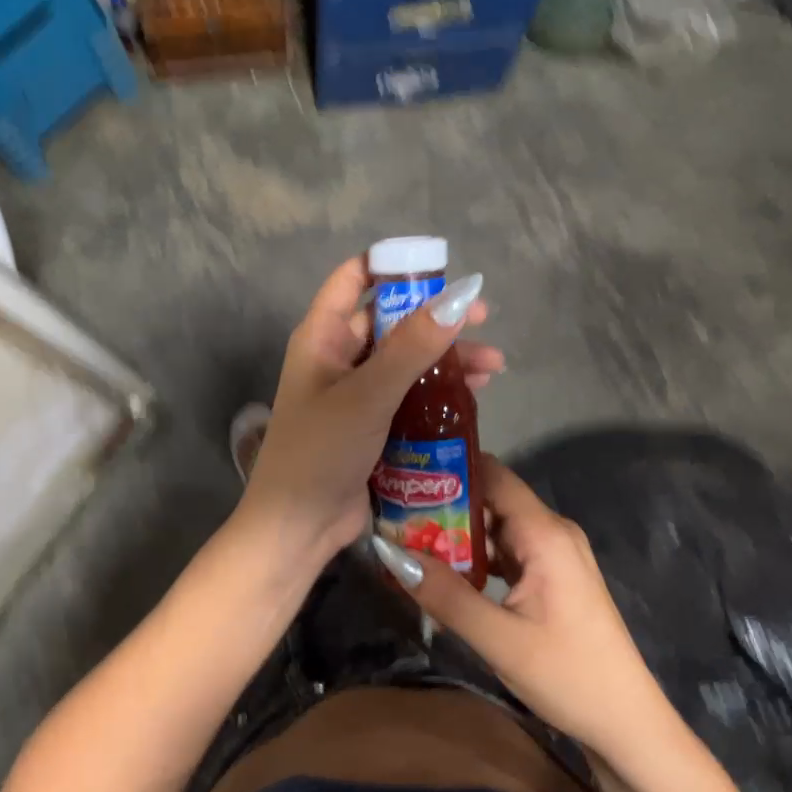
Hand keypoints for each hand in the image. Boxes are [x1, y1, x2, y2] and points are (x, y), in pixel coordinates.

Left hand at [236, 258, 496, 562]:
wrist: (297, 527)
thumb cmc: (321, 451)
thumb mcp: (368, 395)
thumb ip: (412, 347)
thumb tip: (458, 296)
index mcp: (321, 337)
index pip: (352, 280)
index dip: (391, 266)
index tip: (439, 265)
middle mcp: (336, 357)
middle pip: (389, 320)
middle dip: (435, 317)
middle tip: (484, 317)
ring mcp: (354, 392)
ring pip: (405, 359)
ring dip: (445, 357)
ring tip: (494, 366)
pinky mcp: (371, 424)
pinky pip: (409, 394)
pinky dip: (439, 390)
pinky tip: (476, 393)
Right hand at [379, 459, 675, 757]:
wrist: (629, 728)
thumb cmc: (570, 676)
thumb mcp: (499, 640)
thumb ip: (445, 594)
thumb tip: (389, 551)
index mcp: (544, 534)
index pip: (491, 473)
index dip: (447, 465)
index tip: (403, 468)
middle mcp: (551, 532)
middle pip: (488, 497)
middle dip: (440, 501)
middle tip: (391, 508)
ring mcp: (553, 555)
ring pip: (493, 526)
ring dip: (452, 532)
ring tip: (403, 536)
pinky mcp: (551, 577)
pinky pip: (504, 551)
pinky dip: (472, 556)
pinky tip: (439, 571)